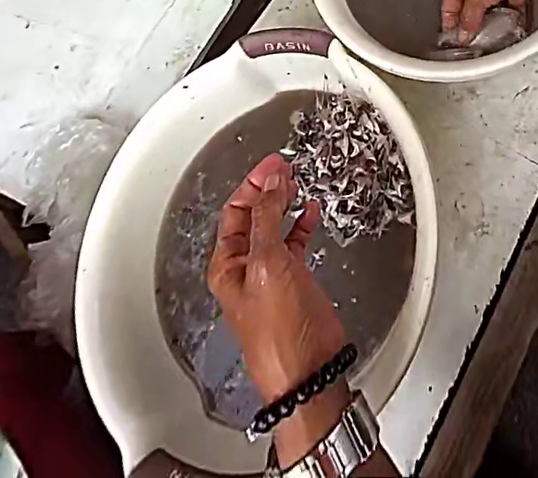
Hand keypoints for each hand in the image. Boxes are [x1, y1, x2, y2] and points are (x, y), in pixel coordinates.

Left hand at [207, 153, 344, 402]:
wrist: (310, 373)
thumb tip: (269, 184)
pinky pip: (293, 243)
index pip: (236, 210)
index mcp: (228, 263)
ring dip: (284, 203)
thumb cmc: (280, 332)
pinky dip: (301, 225)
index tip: (271, 164)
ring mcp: (269, 274)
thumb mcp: (267, 263)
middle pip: (253, 214)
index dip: (253, 183)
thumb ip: (267, 218)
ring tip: (295, 183)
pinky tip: (309, 213)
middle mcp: (245, 267)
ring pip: (273, 226)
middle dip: (267, 188)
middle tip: (283, 167)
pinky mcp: (293, 282)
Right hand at [441, 0, 527, 43]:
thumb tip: (464, 32)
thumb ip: (469, 17)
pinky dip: (510, 7)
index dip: (449, 23)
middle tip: (474, 36)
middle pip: (468, 4)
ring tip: (495, 28)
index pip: (448, 5)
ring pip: (489, 1)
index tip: (453, 37)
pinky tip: (513, 15)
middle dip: (471, 20)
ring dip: (491, 15)